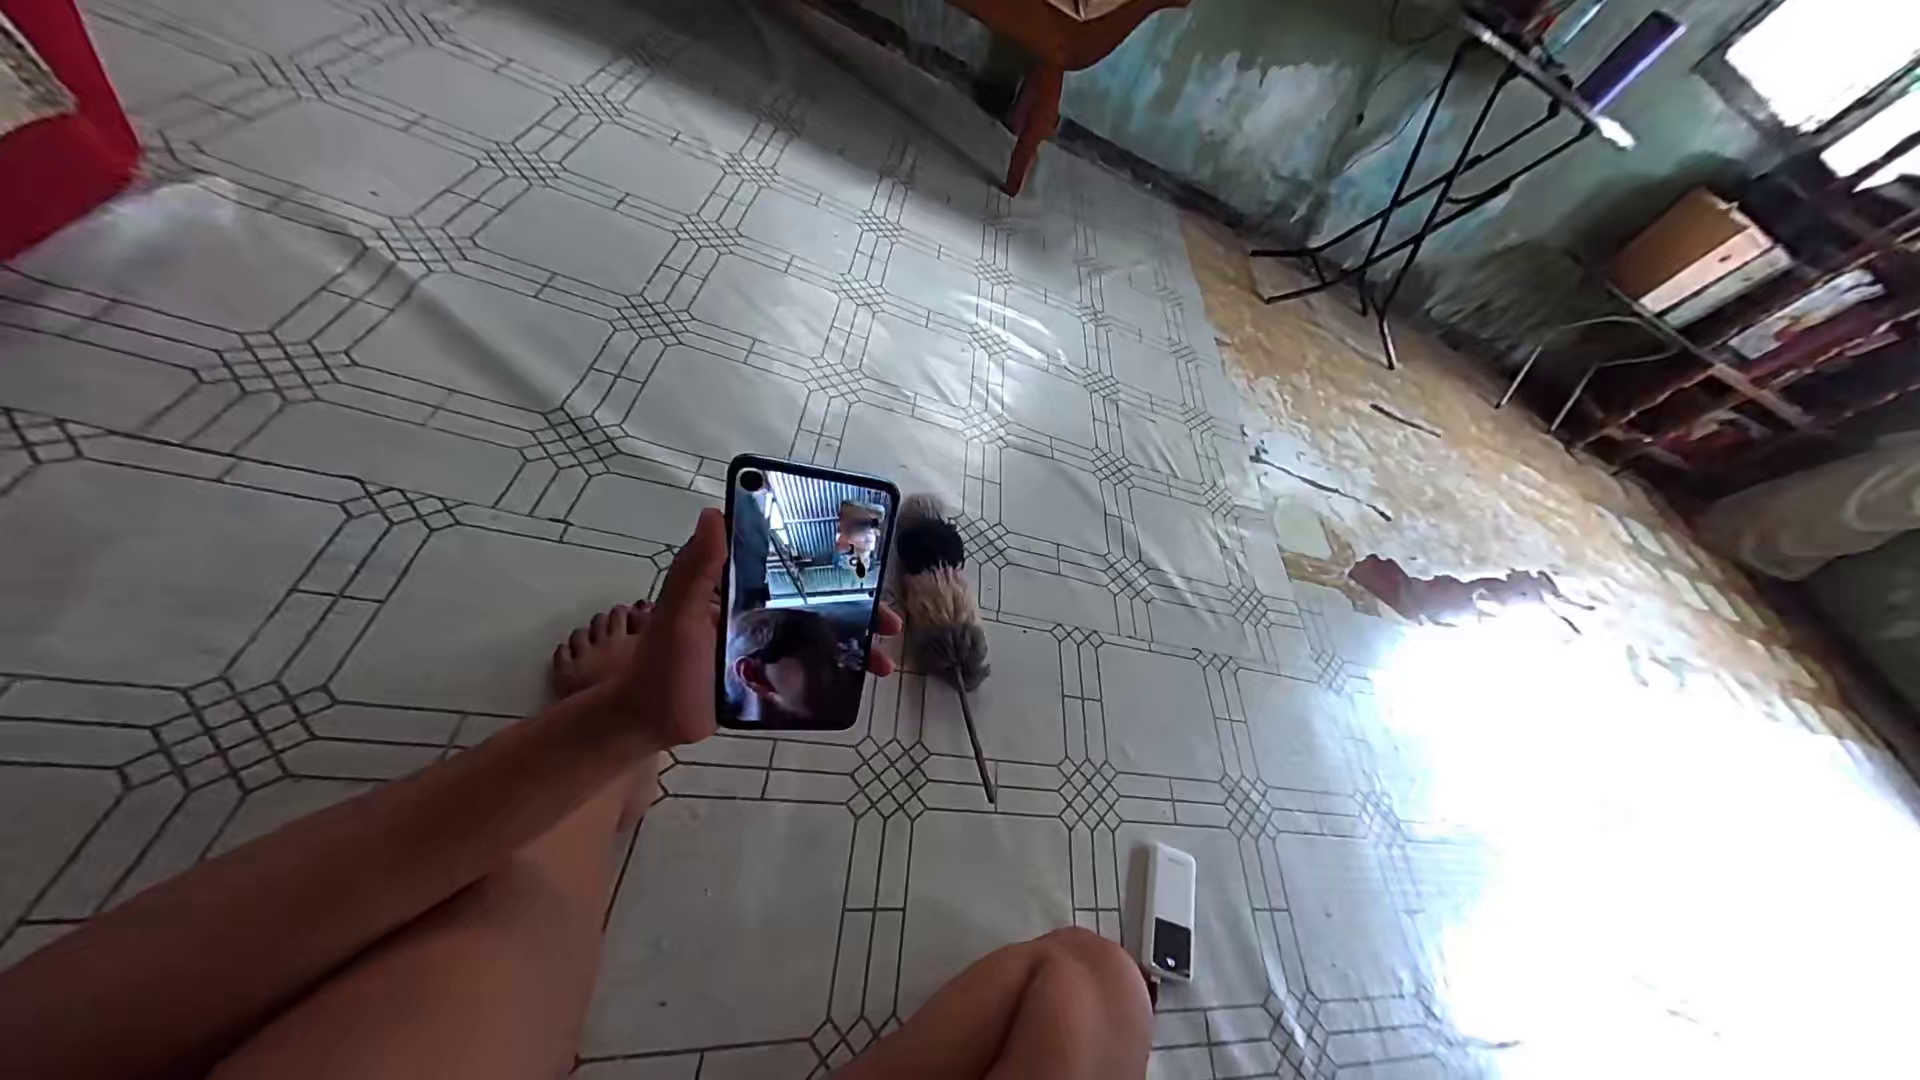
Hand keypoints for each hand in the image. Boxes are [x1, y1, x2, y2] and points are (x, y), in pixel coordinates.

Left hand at [620, 508, 903, 748]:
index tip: (868, 564)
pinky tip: (861, 680)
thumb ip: (696, 569)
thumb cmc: (661, 664)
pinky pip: (814, 666)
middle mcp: (762, 609)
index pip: (795, 565)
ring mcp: (770, 643)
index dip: (833, 562)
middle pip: (821, 602)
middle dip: (861, 608)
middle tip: (890, 619)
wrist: (649, 722)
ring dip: (858, 642)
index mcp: (742, 587)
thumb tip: (715, 514)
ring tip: (885, 658)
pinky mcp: (772, 674)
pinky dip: (840, 670)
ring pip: (824, 635)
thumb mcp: (678, 614)